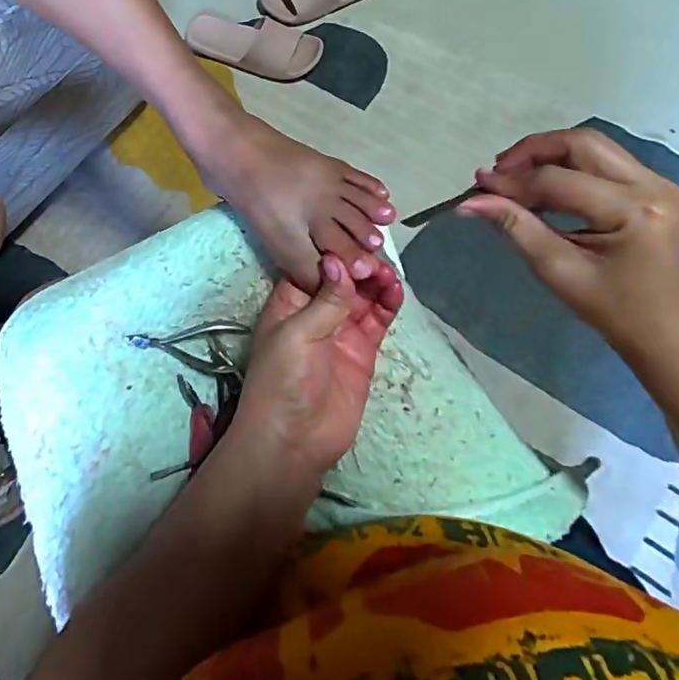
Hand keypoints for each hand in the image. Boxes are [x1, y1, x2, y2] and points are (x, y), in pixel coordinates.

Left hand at [194, 112, 395, 288]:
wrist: (238, 148)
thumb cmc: (249, 198)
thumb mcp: (271, 239)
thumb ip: (298, 262)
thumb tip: (320, 284)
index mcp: (313, 227)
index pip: (336, 253)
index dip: (350, 267)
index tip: (366, 278)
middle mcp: (327, 205)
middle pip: (352, 228)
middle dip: (365, 243)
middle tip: (379, 253)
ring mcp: (328, 180)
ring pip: (359, 202)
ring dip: (373, 214)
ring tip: (387, 220)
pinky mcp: (326, 162)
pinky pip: (356, 177)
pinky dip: (371, 186)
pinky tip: (382, 193)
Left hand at [227, 256, 401, 479]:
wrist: (294, 440)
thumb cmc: (282, 380)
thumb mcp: (297, 333)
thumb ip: (324, 300)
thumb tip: (340, 261)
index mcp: (288, 301)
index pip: (312, 265)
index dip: (333, 251)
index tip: (353, 239)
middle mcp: (315, 311)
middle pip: (342, 278)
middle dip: (358, 265)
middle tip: (375, 258)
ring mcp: (340, 330)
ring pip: (363, 295)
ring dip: (375, 281)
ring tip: (387, 273)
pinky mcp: (362, 350)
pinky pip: (378, 320)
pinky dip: (388, 304)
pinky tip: (396, 291)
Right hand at [459, 127, 678, 356]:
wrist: (672, 334)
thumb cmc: (613, 310)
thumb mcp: (558, 270)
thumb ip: (516, 227)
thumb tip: (470, 202)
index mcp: (635, 212)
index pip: (559, 181)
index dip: (514, 182)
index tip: (478, 187)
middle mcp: (656, 187)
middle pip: (582, 144)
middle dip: (534, 151)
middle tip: (499, 172)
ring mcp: (664, 184)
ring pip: (594, 147)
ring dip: (551, 155)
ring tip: (517, 178)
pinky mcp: (661, 188)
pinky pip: (607, 162)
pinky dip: (571, 167)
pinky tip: (547, 188)